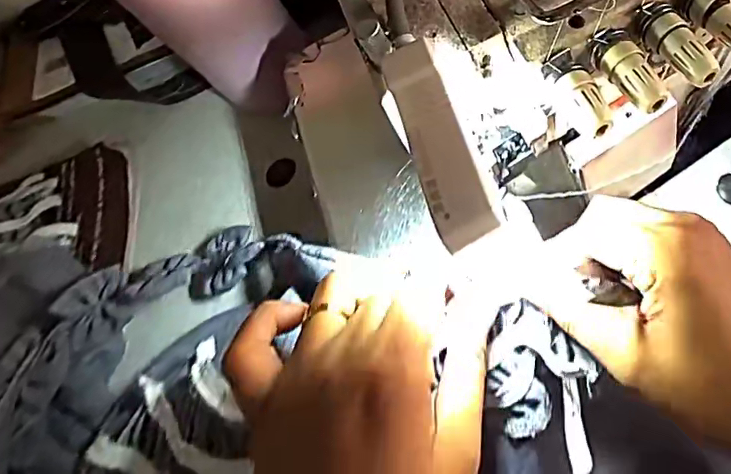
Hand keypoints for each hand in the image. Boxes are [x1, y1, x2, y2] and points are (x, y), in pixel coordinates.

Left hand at [225, 265, 490, 473]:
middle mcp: (343, 354)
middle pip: (382, 289)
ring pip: (330, 294)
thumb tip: (480, 301)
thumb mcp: (455, 445)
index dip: (442, 291)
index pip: (422, 285)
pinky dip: (270, 319)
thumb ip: (469, 363)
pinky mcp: (262, 404)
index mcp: (395, 360)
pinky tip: (299, 319)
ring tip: (378, 322)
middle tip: (424, 332)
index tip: (453, 310)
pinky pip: (250, 344)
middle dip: (409, 300)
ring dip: (359, 298)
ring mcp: (296, 376)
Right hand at [535, 195, 730, 446]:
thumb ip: (573, 310)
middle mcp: (687, 224)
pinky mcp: (706, 240)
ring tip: (615, 302)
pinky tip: (639, 294)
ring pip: (628, 217)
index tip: (547, 283)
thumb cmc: (717, 387)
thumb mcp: (628, 354)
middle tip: (581, 297)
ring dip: (608, 250)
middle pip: (608, 212)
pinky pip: (653, 227)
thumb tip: (539, 282)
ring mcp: (700, 229)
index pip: (589, 224)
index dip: (560, 256)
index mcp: (667, 244)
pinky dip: (634, 251)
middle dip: (584, 250)